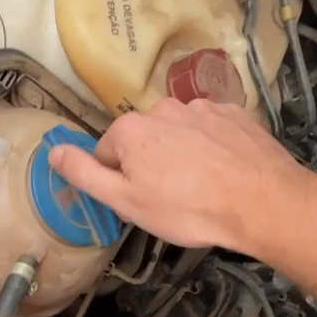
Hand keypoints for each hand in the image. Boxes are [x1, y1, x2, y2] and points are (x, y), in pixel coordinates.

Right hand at [48, 97, 316, 257]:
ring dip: (180, 154)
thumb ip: (84, 174)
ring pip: (176, 134)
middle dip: (149, 164)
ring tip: (199, 186)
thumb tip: (53, 151)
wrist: (262, 203)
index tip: (139, 200)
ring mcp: (202, 107)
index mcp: (130, 129)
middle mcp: (163, 108)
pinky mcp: (235, 113)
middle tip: (168, 197)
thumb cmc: (187, 209)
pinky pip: (209, 129)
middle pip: (141, 140)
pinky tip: (221, 172)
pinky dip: (210, 147)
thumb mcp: (124, 201)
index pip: (105, 153)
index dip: (118, 180)